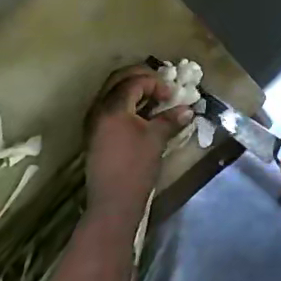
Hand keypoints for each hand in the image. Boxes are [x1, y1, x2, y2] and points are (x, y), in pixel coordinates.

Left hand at [83, 66, 191, 221]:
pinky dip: (125, 103)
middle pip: (118, 80)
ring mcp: (93, 121)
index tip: (171, 94)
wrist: (113, 202)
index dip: (155, 83)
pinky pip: (109, 107)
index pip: (133, 82)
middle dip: (141, 78)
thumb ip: (170, 119)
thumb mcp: (156, 140)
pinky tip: (141, 114)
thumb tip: (188, 109)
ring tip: (153, 98)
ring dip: (132, 90)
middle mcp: (98, 108)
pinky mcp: (94, 134)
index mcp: (112, 106)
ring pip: (111, 93)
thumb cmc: (135, 168)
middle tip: (161, 85)